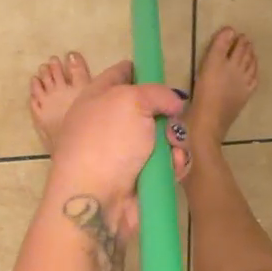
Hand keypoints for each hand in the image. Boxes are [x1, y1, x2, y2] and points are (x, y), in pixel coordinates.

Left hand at [45, 77, 189, 228]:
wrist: (95, 200)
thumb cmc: (106, 142)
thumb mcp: (130, 100)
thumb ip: (157, 92)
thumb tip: (174, 103)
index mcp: (99, 98)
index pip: (120, 74)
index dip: (140, 70)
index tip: (159, 72)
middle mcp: (111, 125)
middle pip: (151, 110)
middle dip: (169, 114)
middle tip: (173, 121)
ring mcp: (126, 154)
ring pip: (164, 139)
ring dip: (176, 143)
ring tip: (174, 150)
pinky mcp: (141, 179)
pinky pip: (167, 166)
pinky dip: (175, 165)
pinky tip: (175, 167)